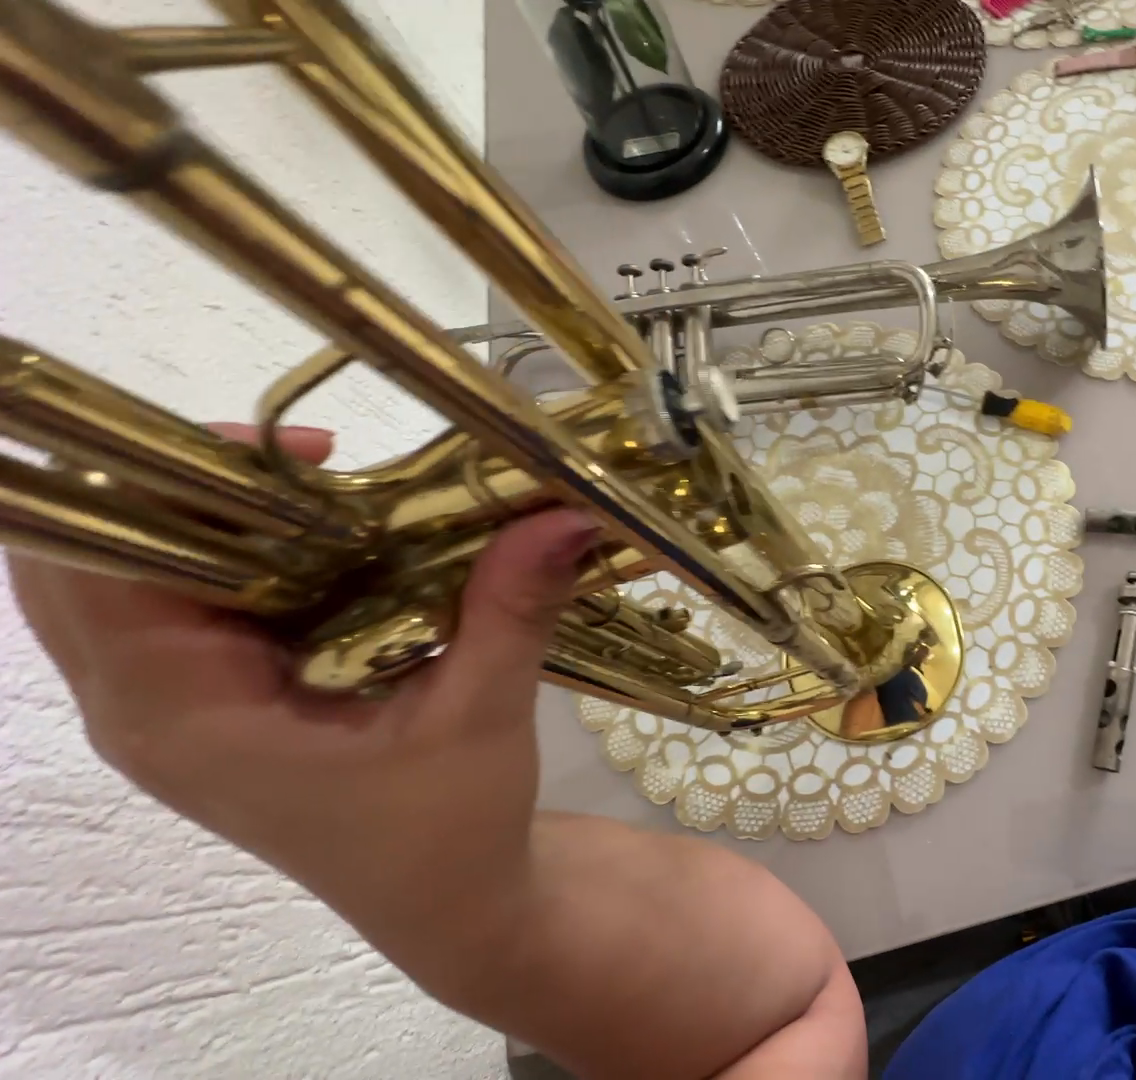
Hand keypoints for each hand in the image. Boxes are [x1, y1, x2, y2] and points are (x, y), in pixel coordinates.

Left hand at [7, 424, 600, 977]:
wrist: (454, 901)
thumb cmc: (452, 828)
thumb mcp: (483, 714)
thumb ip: (511, 608)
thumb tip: (566, 512)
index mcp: (179, 716)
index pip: (104, 563)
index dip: (176, 484)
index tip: (304, 452)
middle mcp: (146, 707)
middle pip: (98, 558)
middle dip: (198, 491)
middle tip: (323, 464)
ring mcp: (176, 710)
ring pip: (142, 580)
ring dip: (227, 524)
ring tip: (338, 498)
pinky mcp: (221, 708)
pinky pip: (195, 609)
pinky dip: (254, 561)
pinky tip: (344, 553)